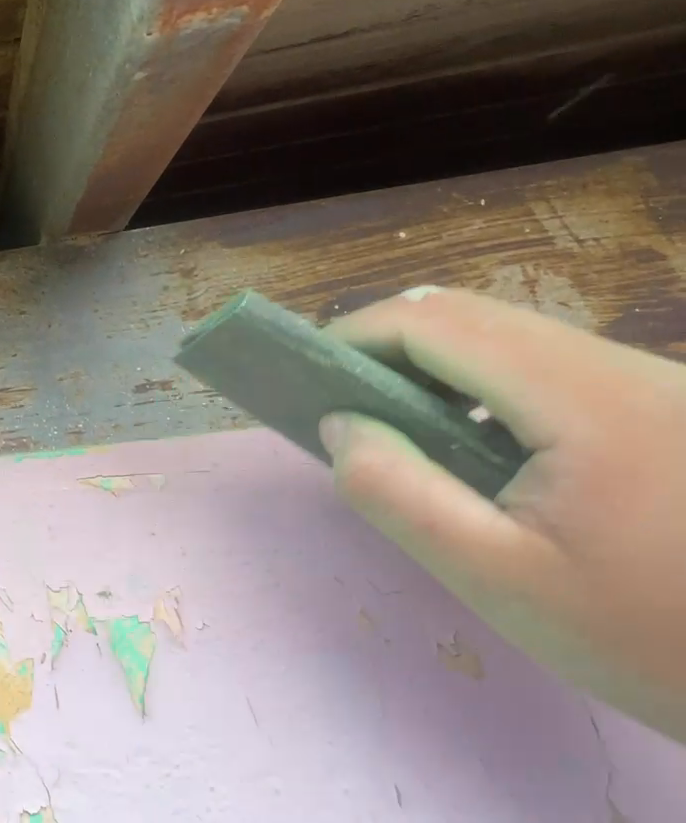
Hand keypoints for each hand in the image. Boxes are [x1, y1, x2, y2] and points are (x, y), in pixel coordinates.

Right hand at [318, 287, 685, 739]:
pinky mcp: (669, 407)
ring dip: (435, 368)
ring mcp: (659, 385)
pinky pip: (550, 365)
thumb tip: (339, 424)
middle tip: (346, 408)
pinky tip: (481, 446)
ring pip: (510, 337)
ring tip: (405, 432)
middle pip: (472, 317)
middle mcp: (632, 370)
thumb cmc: (652, 639)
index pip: (436, 322)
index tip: (308, 381)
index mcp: (590, 401)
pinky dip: (484, 386)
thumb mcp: (495, 578)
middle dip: (387, 348)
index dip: (355, 336)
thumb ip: (395, 492)